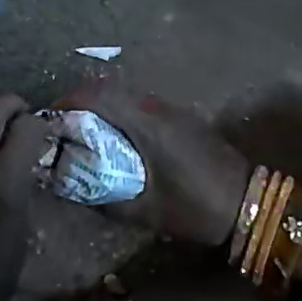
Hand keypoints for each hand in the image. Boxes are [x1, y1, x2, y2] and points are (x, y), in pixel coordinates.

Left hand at [0, 95, 48, 300]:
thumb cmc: (0, 263)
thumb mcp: (23, 214)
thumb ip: (22, 171)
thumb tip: (26, 141)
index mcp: (2, 183)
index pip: (23, 128)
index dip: (36, 122)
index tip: (41, 126)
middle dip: (9, 105)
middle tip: (22, 110)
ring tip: (3, 123)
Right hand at [55, 82, 252, 246]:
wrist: (250, 203)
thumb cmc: (196, 208)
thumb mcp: (147, 211)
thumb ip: (106, 199)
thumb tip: (72, 189)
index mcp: (147, 125)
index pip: (101, 95)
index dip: (71, 100)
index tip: (51, 115)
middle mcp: (158, 108)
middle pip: (112, 89)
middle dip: (83, 102)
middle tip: (64, 126)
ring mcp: (173, 110)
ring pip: (128, 95)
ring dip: (104, 106)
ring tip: (86, 132)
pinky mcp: (182, 118)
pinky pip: (142, 105)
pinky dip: (122, 113)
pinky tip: (118, 138)